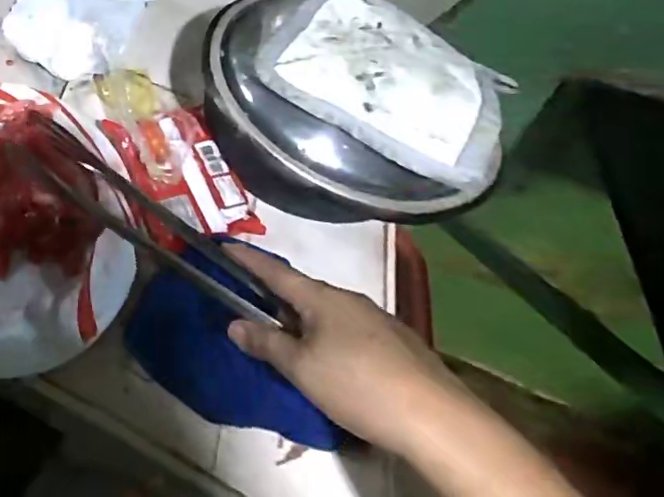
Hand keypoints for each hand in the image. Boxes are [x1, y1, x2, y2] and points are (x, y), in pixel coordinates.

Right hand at [222, 244, 467, 455]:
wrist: (438, 419)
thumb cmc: (359, 385)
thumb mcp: (302, 369)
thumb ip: (267, 344)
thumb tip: (235, 323)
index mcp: (320, 297)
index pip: (274, 271)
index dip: (247, 258)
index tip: (225, 245)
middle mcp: (348, 298)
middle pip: (303, 291)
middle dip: (278, 295)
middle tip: (254, 304)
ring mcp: (377, 318)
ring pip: (330, 312)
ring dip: (307, 319)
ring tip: (294, 340)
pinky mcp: (398, 343)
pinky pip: (352, 330)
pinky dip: (333, 337)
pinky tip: (337, 363)